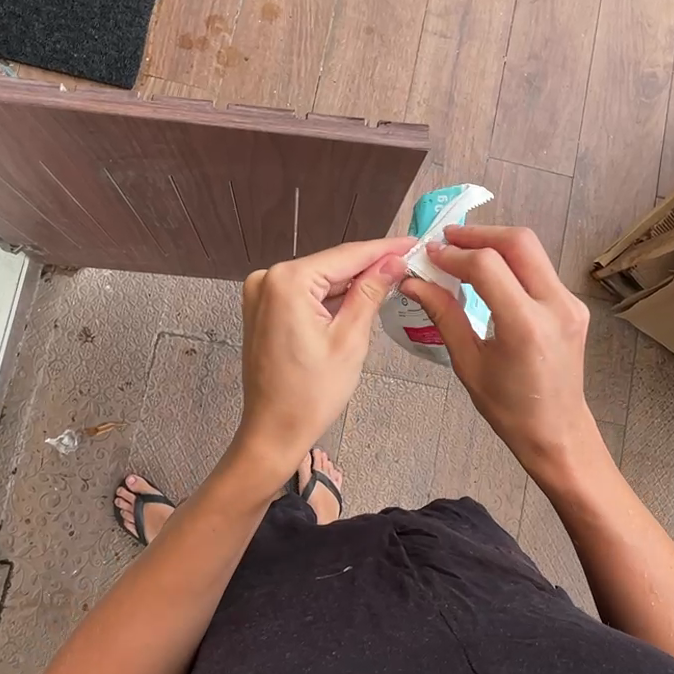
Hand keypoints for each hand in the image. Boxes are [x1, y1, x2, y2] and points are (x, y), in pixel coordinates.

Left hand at [234, 237, 413, 476]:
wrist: (274, 431)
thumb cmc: (311, 394)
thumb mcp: (350, 339)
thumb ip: (370, 293)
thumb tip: (392, 262)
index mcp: (287, 282)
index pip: (347, 256)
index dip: (384, 249)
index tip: (413, 242)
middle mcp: (267, 279)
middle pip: (332, 265)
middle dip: (370, 265)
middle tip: (409, 260)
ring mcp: (260, 293)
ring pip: (319, 279)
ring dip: (351, 281)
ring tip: (393, 277)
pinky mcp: (262, 309)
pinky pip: (304, 293)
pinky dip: (330, 296)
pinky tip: (359, 297)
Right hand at [397, 225, 603, 476]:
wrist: (558, 431)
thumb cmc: (509, 408)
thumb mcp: (468, 363)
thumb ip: (444, 315)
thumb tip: (413, 281)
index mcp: (526, 326)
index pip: (487, 266)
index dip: (454, 255)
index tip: (429, 255)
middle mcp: (555, 306)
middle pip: (519, 242)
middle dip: (479, 234)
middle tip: (447, 239)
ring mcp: (570, 303)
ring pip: (532, 250)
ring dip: (496, 243)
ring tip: (463, 252)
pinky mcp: (573, 305)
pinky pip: (539, 269)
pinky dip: (511, 261)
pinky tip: (488, 273)